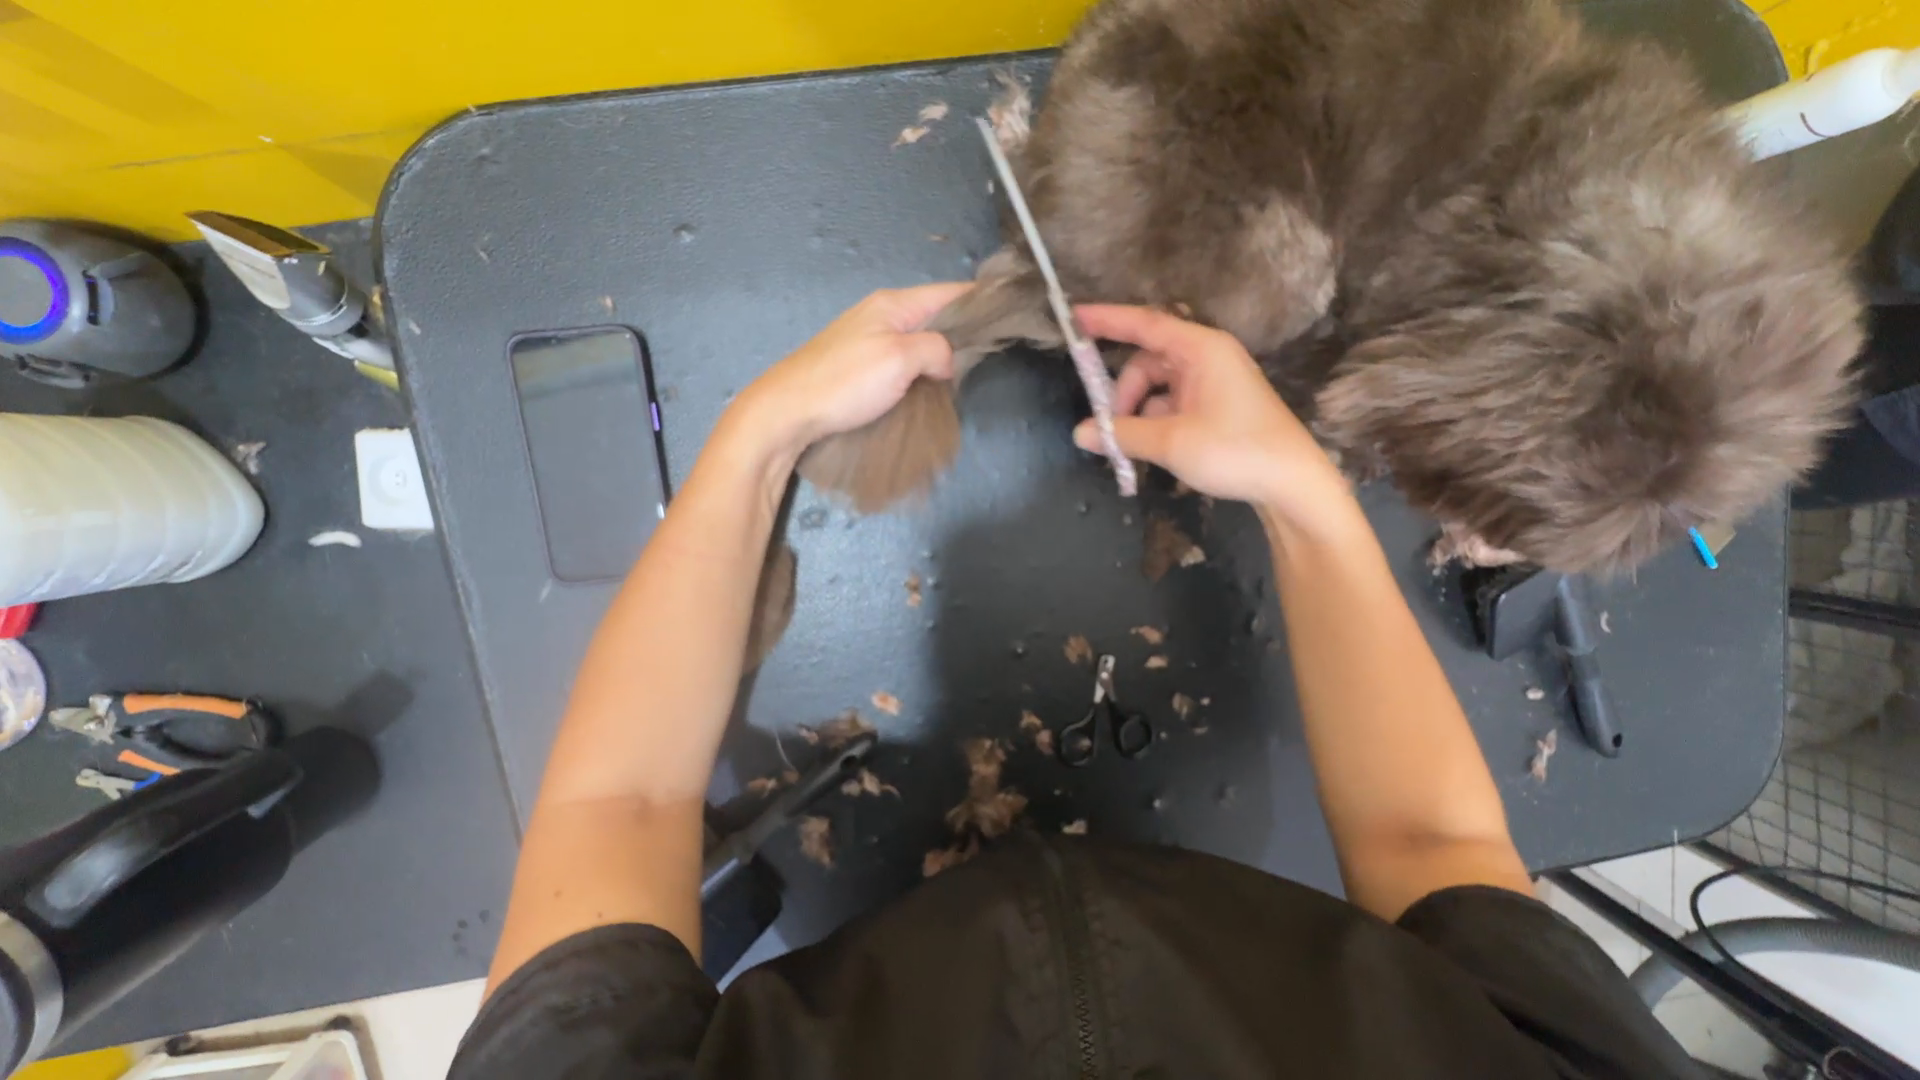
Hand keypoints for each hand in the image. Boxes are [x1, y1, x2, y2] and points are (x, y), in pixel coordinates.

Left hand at [730, 283, 970, 457]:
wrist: (788, 410)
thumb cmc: (845, 381)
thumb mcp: (900, 358)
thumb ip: (935, 349)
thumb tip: (947, 360)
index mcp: (894, 303)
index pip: (950, 291)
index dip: (982, 300)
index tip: (1011, 315)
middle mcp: (883, 314)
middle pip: (937, 316)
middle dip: (964, 332)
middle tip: (991, 355)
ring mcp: (870, 339)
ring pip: (921, 340)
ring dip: (942, 355)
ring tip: (964, 375)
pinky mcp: (861, 365)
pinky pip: (904, 359)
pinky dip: (922, 369)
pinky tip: (930, 387)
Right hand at [1071, 305, 1354, 536]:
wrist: (1292, 483)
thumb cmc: (1235, 450)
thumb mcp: (1171, 442)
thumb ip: (1122, 434)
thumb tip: (1080, 433)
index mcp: (1201, 349)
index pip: (1145, 324)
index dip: (1108, 320)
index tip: (1074, 316)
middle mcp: (1207, 357)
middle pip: (1147, 361)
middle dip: (1123, 393)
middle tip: (1109, 430)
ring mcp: (1213, 382)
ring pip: (1157, 386)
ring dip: (1137, 412)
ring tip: (1130, 446)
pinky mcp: (1216, 406)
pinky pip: (1172, 404)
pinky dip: (1154, 422)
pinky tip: (1151, 449)